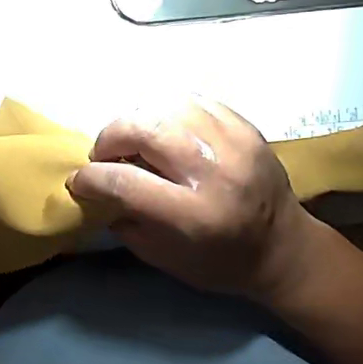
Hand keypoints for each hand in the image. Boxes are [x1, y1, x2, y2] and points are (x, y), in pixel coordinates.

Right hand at [67, 98, 318, 305]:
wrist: (284, 249)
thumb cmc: (219, 262)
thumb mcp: (163, 257)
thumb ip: (125, 220)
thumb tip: (95, 188)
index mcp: (193, 214)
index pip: (125, 181)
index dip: (91, 178)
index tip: (79, 181)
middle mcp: (214, 172)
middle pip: (144, 129)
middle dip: (110, 137)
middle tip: (105, 154)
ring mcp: (233, 143)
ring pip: (166, 106)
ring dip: (137, 120)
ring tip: (133, 140)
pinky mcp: (245, 127)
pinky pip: (193, 101)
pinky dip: (167, 111)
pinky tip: (162, 129)